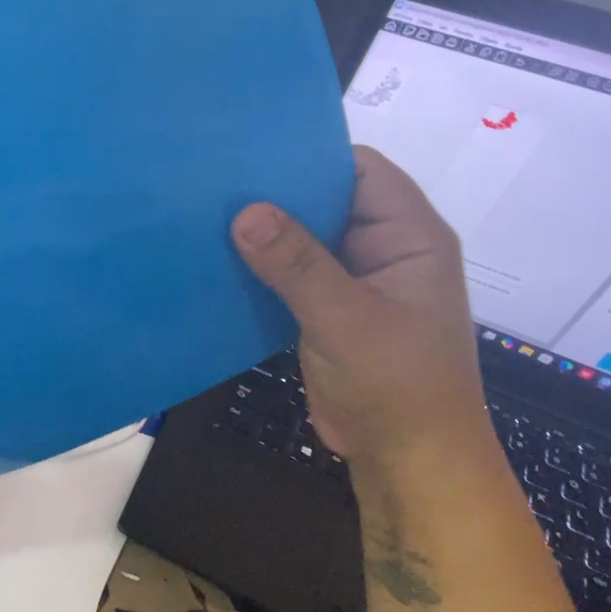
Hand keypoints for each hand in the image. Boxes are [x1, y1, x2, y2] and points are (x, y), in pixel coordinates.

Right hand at [232, 146, 495, 480]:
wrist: (406, 458)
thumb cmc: (397, 385)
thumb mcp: (346, 319)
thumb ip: (297, 265)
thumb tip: (245, 212)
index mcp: (408, 236)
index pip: (359, 170)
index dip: (309, 157)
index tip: (248, 153)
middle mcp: (381, 249)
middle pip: (325, 200)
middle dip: (274, 193)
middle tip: (211, 182)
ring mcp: (352, 281)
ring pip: (302, 239)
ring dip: (261, 232)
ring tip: (201, 214)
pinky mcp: (326, 310)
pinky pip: (288, 275)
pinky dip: (258, 268)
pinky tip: (215, 262)